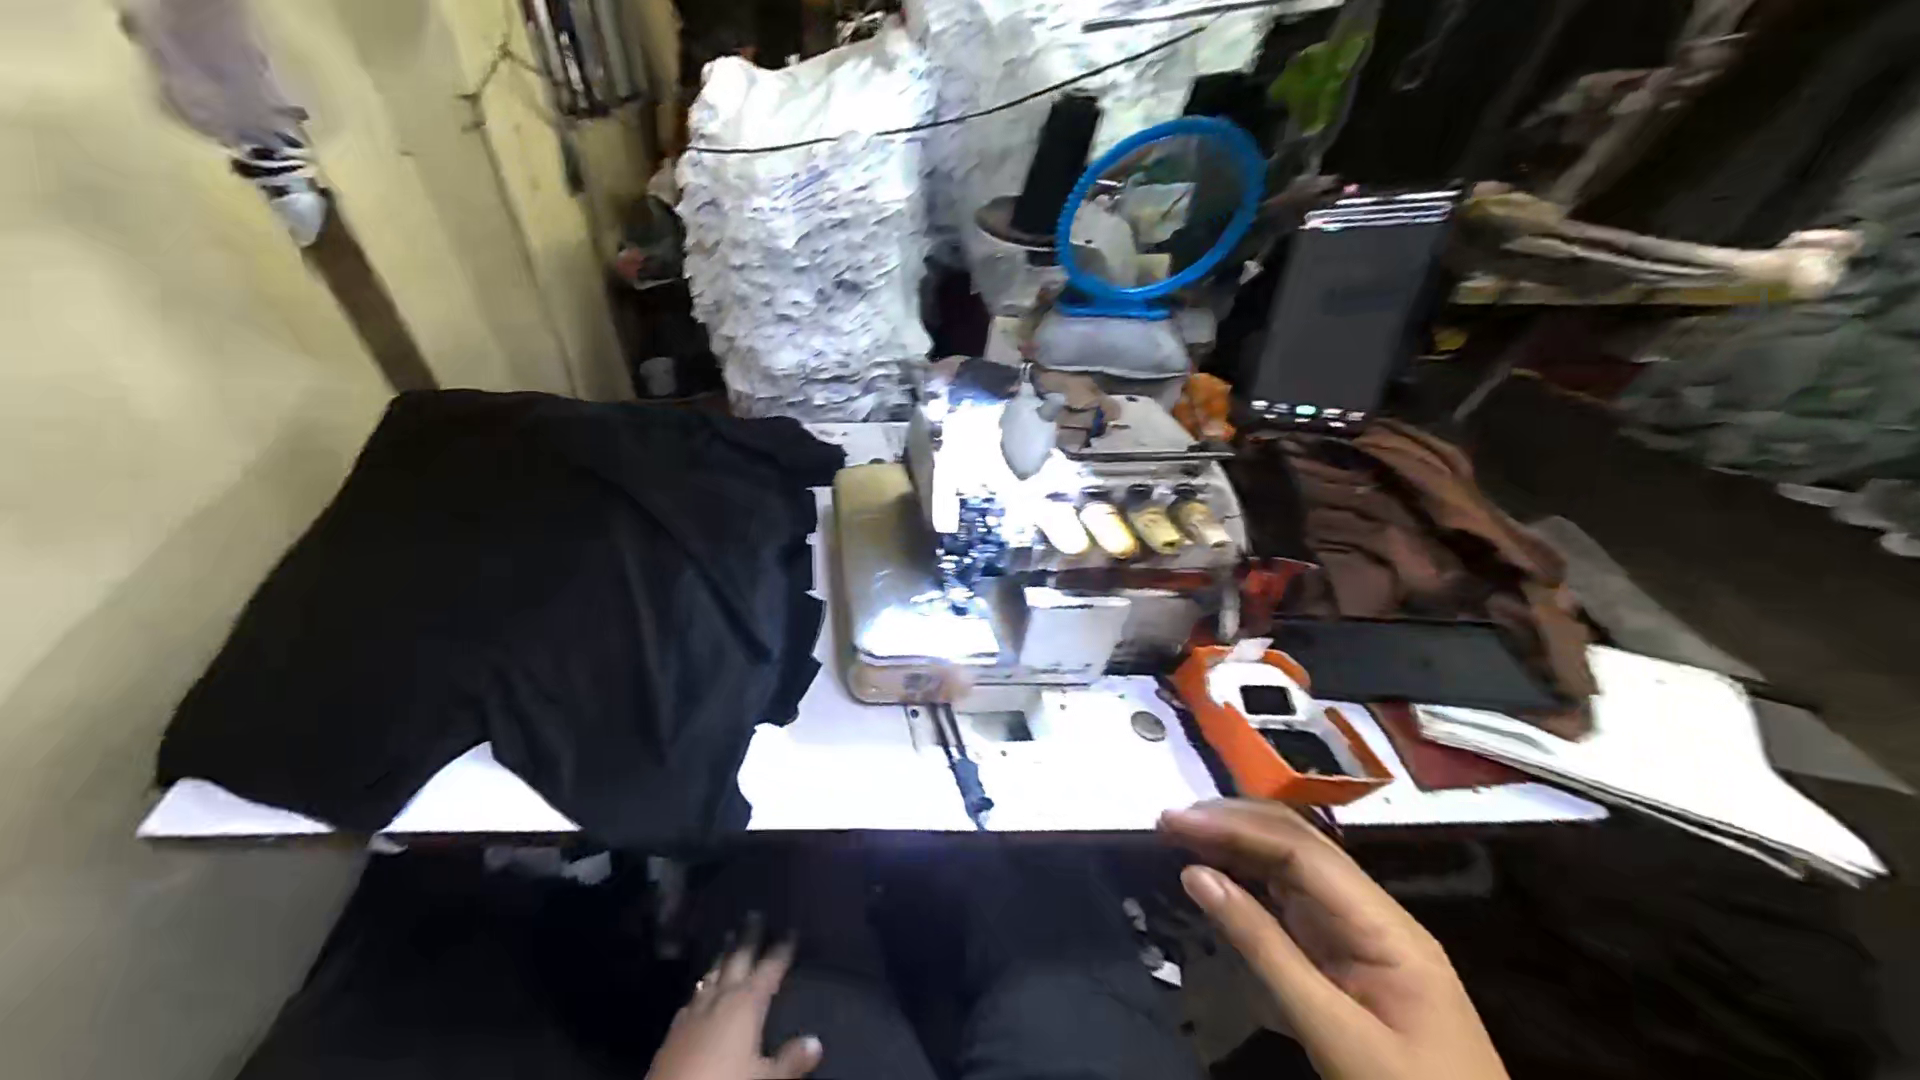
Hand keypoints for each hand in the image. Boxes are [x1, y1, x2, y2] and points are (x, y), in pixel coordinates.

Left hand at [646, 918, 822, 1079]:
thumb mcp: (767, 1078)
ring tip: (728, 940)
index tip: (791, 931)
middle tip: (754, 916)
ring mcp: (694, 1012)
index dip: (782, 949)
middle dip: (748, 938)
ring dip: (723, 956)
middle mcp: (722, 998)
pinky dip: (702, 987)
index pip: (770, 967)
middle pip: (738, 959)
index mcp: (747, 1002)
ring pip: (712, 974)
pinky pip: (693, 998)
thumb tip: (815, 1042)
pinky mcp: (673, 1031)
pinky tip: (701, 990)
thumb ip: (791, 1058)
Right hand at [1160, 800, 1506, 1079]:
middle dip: (1233, 823)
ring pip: (1291, 865)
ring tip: (1182, 835)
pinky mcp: (1344, 952)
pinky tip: (1218, 872)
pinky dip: (1249, 878)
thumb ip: (1263, 948)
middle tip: (1170, 821)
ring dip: (1237, 844)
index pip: (1300, 850)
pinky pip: (1290, 899)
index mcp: (1383, 924)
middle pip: (1297, 844)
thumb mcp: (1331, 1031)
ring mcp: (1358, 930)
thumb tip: (1196, 876)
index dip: (1235, 827)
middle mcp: (1371, 911)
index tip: (1177, 821)